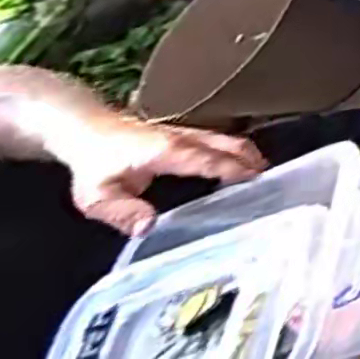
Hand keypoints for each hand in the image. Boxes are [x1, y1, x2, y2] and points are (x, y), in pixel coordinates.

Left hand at [52, 116, 265, 235]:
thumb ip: (123, 212)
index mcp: (171, 153)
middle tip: (267, 177)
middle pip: (231, 144)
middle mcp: (189, 139)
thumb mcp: (97, 197)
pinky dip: (238, 149)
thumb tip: (148, 227)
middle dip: (252, 159)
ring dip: (248, 153)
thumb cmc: (95, 167)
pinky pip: (223, 139)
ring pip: (230, 139)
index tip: (256, 180)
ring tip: (260, 169)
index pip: (211, 161)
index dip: (234, 170)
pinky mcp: (190, 133)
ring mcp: (192, 133)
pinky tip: (239, 160)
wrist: (91, 131)